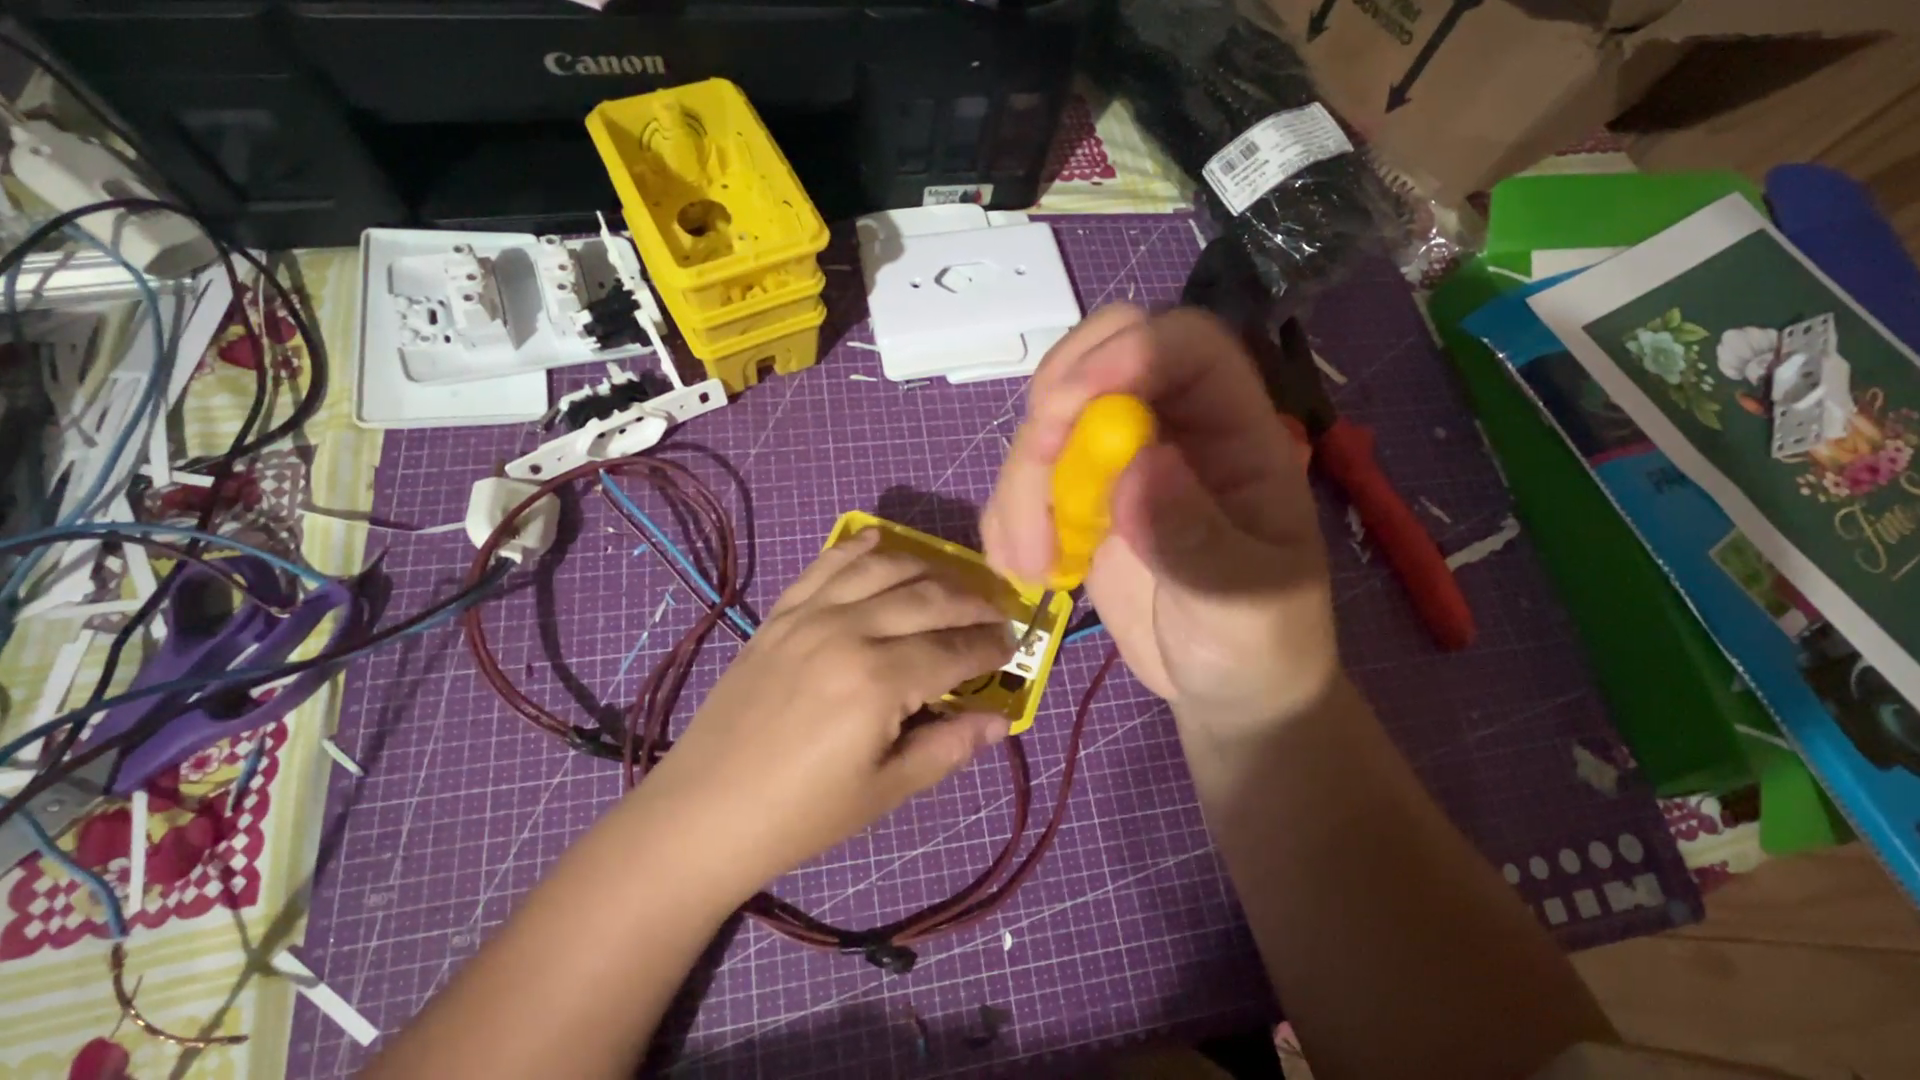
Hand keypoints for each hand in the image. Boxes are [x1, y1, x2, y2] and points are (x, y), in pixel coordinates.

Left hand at [649, 529, 1015, 887]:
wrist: (704, 812)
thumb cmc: (801, 815)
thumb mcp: (884, 791)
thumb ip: (947, 747)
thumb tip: (1001, 720)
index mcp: (879, 682)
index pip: (955, 651)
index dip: (992, 647)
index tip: (1016, 647)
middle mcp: (848, 632)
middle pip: (928, 600)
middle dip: (973, 603)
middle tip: (998, 613)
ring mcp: (808, 617)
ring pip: (883, 570)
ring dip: (927, 569)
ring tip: (953, 582)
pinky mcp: (778, 615)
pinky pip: (825, 566)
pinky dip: (858, 549)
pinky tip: (881, 543)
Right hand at [982, 305, 1338, 727]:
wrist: (1228, 689)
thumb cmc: (1261, 643)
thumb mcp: (1246, 602)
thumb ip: (1196, 537)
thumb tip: (1139, 464)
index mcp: (1235, 431)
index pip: (1185, 346)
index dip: (1128, 351)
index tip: (1069, 404)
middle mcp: (1171, 430)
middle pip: (1097, 363)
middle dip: (1053, 407)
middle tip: (1036, 468)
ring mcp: (1118, 465)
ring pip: (1047, 426)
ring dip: (1021, 485)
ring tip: (1030, 566)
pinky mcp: (1079, 504)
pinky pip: (1025, 482)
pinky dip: (1007, 518)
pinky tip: (1020, 570)